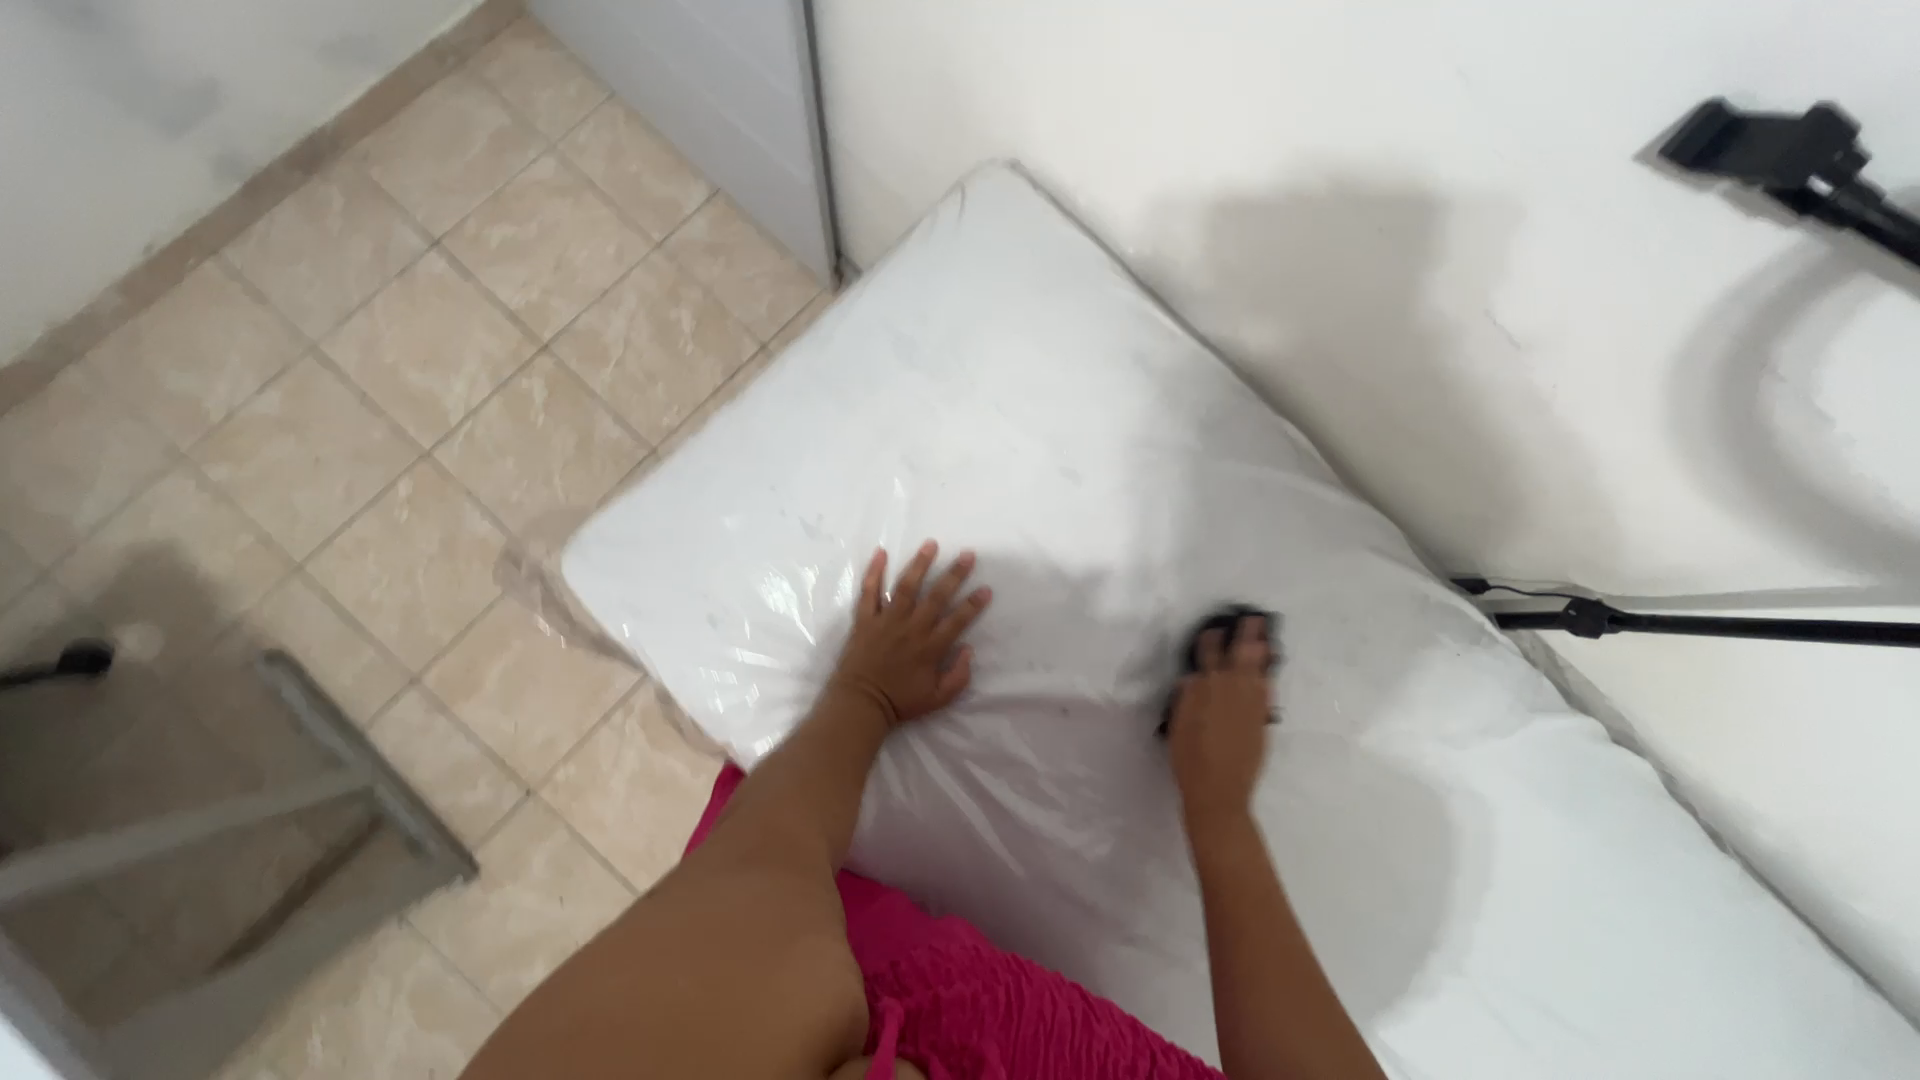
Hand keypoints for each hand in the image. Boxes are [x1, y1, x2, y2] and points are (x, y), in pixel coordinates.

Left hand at [828, 541, 992, 725]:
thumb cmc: (900, 702)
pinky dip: (874, 572)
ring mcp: (886, 621)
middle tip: (968, 554)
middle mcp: (911, 629)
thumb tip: (968, 650)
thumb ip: (959, 677)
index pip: (958, 620)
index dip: (974, 604)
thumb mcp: (938, 699)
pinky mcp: (865, 620)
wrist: (860, 703)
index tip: (986, 589)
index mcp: (930, 648)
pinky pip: (868, 592)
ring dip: (919, 564)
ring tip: (931, 544)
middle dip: (954, 574)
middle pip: (936, 596)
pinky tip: (881, 553)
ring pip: (905, 587)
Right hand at [1168, 616, 1273, 832]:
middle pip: (1240, 657)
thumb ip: (1186, 699)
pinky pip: (1266, 693)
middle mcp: (1231, 693)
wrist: (1219, 792)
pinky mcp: (1262, 721)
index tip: (1214, 628)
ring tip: (1265, 638)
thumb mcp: (1179, 726)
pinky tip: (1268, 673)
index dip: (1211, 640)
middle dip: (1246, 636)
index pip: (1208, 657)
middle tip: (1253, 619)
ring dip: (1261, 652)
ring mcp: (1251, 707)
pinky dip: (1267, 679)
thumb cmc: (1190, 760)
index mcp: (1206, 691)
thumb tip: (1192, 677)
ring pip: (1258, 672)